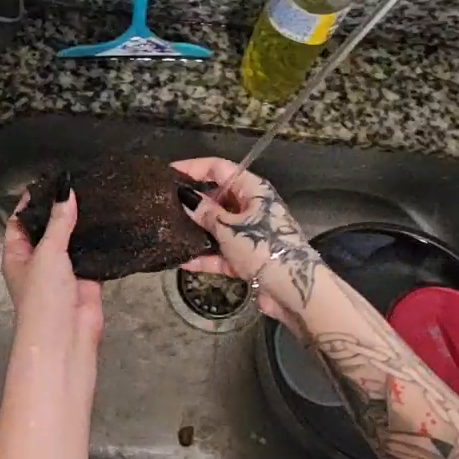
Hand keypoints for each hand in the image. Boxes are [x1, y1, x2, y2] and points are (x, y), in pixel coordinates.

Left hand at [1, 181, 103, 356]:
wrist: (66, 339)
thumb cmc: (43, 297)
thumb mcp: (48, 253)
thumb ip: (59, 221)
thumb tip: (65, 189)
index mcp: (17, 253)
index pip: (22, 220)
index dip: (34, 200)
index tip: (51, 178)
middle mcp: (39, 260)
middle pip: (49, 228)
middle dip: (62, 209)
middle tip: (81, 181)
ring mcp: (64, 270)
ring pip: (73, 240)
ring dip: (83, 223)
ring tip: (99, 193)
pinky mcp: (87, 279)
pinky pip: (94, 254)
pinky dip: (101, 240)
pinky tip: (112, 220)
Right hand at [171, 157, 323, 323]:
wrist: (295, 291)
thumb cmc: (264, 247)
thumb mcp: (230, 227)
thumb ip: (205, 213)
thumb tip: (185, 198)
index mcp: (252, 190)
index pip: (219, 168)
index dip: (193, 167)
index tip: (169, 172)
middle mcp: (251, 207)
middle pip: (217, 198)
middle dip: (192, 202)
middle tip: (163, 204)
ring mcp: (249, 234)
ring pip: (217, 227)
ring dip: (196, 231)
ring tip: (168, 231)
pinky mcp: (247, 258)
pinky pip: (220, 252)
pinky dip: (204, 256)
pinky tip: (181, 260)